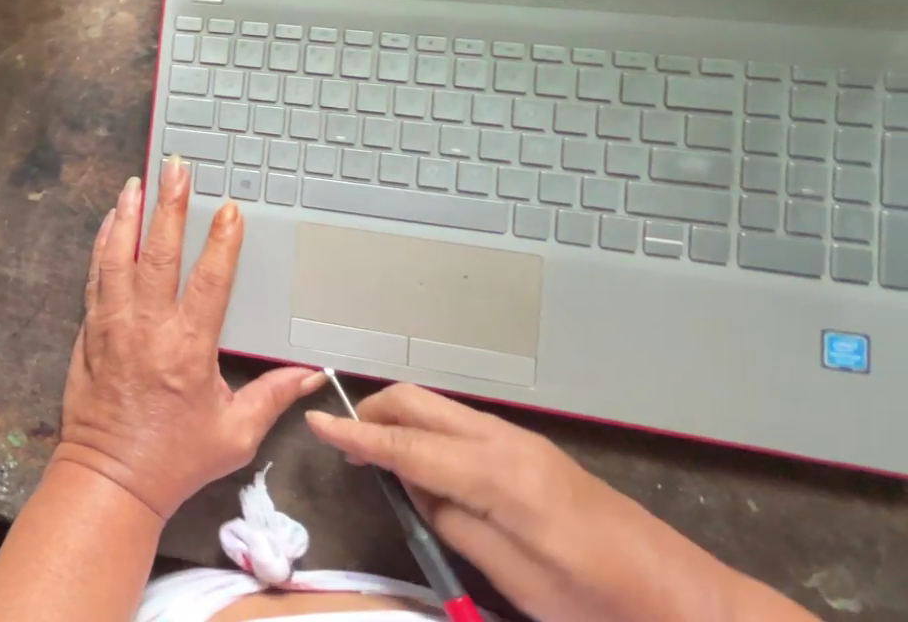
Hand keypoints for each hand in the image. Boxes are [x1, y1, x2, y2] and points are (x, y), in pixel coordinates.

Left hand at [55, 155, 323, 519]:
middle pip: (158, 253)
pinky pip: (95, 277)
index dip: (221, 242)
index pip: (209, 281)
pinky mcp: (89, 329)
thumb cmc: (174, 458)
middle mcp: (147, 327)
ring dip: (127, 216)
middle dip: (169, 206)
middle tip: (175, 168)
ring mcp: (111, 324)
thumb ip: (271, 396)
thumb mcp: (235, 434)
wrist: (109, 476)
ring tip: (136, 182)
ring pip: (117, 256)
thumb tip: (309, 374)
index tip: (229, 209)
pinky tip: (108, 223)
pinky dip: (102, 246)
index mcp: (187, 348)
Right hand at [307, 385, 808, 621]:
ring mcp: (520, 440)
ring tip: (380, 458)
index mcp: (498, 476)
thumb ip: (453, 522)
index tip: (314, 421)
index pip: (406, 446)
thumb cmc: (600, 603)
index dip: (355, 435)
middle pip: (417, 403)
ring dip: (399, 420)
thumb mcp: (517, 578)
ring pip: (436, 407)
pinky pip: (459, 423)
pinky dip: (427, 431)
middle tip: (346, 443)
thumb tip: (412, 487)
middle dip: (372, 412)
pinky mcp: (531, 449)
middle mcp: (504, 442)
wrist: (691, 601)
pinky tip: (427, 465)